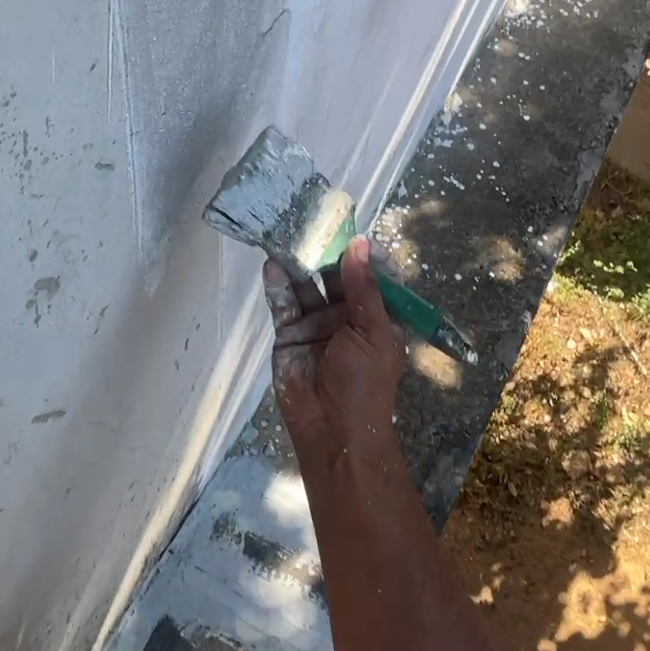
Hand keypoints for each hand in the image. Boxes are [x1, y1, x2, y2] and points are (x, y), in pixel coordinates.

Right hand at [263, 236, 405, 466]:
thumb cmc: (365, 382)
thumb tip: (359, 245)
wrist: (333, 429)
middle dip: (324, 252)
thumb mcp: (373, 331)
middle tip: (311, 220)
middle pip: (334, 276)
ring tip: (286, 235)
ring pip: (306, 287)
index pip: (370, 276)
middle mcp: (346, 316)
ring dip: (297, 263)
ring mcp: (315, 325)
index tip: (349, 226)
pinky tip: (272, 264)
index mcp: (377, 317)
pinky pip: (284, 305)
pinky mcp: (288, 334)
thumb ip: (362, 288)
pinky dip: (278, 285)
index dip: (361, 254)